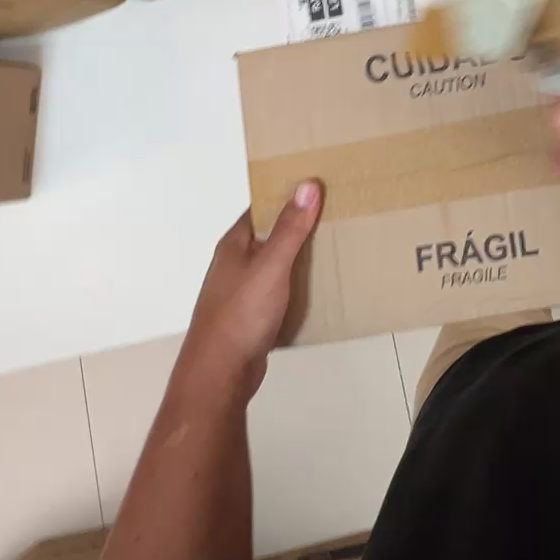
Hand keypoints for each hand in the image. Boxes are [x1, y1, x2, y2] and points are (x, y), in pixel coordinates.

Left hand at [178, 180, 322, 396]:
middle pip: (271, 232)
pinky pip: (280, 286)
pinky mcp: (252, 312)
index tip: (322, 183)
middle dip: (301, 222)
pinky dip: (298, 280)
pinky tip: (320, 283)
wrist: (219, 376)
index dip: (289, 192)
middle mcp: (235, 262)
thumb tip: (308, 184)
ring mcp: (242, 289)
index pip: (263, 206)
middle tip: (339, 211)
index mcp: (235, 244)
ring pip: (277, 261)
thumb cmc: (241, 315)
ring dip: (301, 253)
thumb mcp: (270, 267)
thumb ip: (289, 228)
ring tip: (337, 243)